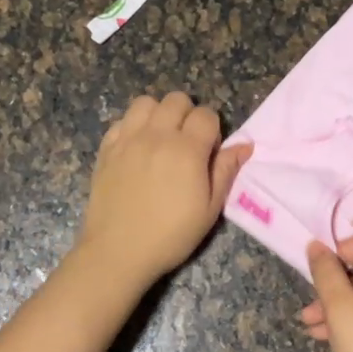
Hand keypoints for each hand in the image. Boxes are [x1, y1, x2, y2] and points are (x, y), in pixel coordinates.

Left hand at [77, 92, 249, 290]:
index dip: (212, 130)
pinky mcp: (106, 148)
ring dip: (158, 114)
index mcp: (187, 149)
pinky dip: (133, 126)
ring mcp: (128, 139)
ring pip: (146, 102)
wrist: (118, 252)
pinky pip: (122, 120)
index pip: (207, 114)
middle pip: (177, 100)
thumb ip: (226, 171)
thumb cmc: (171, 235)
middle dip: (188, 115)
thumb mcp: (210, 209)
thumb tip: (245, 145)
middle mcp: (157, 135)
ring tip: (160, 138)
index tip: (208, 153)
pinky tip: (137, 148)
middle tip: (187, 143)